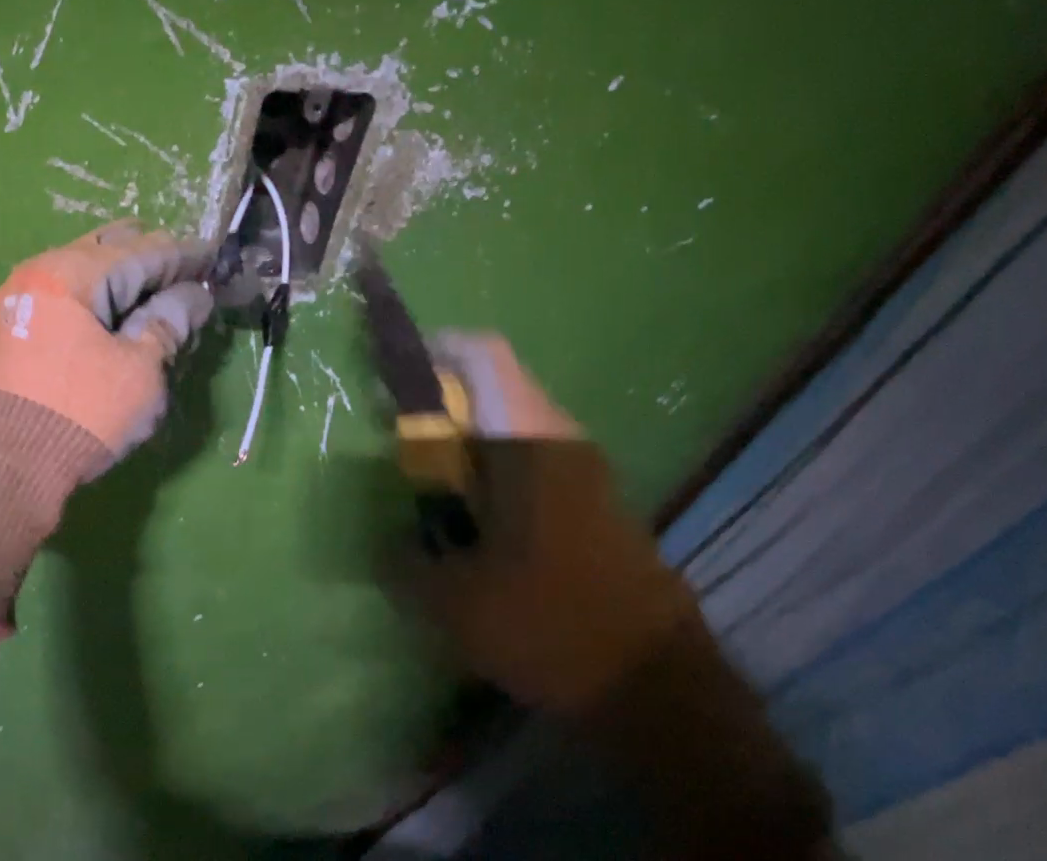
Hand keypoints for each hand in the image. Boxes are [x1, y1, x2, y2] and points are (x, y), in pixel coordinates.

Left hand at [0, 220, 212, 636]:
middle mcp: (39, 271)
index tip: (215, 257)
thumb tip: (194, 296)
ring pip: (84, 271)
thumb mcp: (139, 369)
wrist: (9, 466)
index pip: (140, 252)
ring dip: (122, 278)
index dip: (183, 256)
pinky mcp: (14, 326)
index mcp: (70, 272)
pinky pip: (65, 295)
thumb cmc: (81, 413)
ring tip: (160, 293)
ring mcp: (21, 298)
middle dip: (150, 259)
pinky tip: (120, 313)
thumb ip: (168, 322)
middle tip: (190, 274)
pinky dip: (97, 297)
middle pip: (107, 251)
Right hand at [410, 331, 697, 712]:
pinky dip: (493, 481)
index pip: (480, 355)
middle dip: (437, 411)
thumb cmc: (548, 624)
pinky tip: (471, 531)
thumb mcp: (451, 599)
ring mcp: (588, 475)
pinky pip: (533, 468)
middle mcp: (563, 441)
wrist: (659, 692)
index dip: (429, 354)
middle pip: (491, 392)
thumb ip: (403, 560)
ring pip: (512, 433)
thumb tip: (388, 544)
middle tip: (395, 450)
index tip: (387, 386)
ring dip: (465, 450)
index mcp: (529, 440)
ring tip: (426, 495)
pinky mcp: (598, 509)